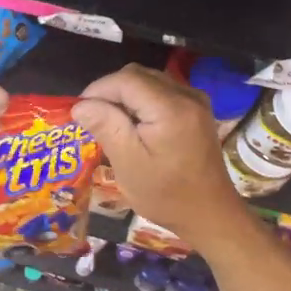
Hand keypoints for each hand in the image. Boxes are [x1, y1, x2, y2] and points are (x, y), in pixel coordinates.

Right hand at [74, 64, 245, 241]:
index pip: (126, 80)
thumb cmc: (167, 195)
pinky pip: (161, 91)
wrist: (210, 214)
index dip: (98, 90)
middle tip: (93, 120)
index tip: (80, 113)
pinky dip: (142, 101)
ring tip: (111, 124)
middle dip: (110, 92)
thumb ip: (107, 128)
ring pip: (149, 81)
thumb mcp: (130, 165)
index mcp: (171, 109)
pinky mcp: (197, 109)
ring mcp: (195, 100)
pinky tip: (135, 125)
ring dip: (125, 96)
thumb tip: (81, 105)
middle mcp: (187, 95)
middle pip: (138, 75)